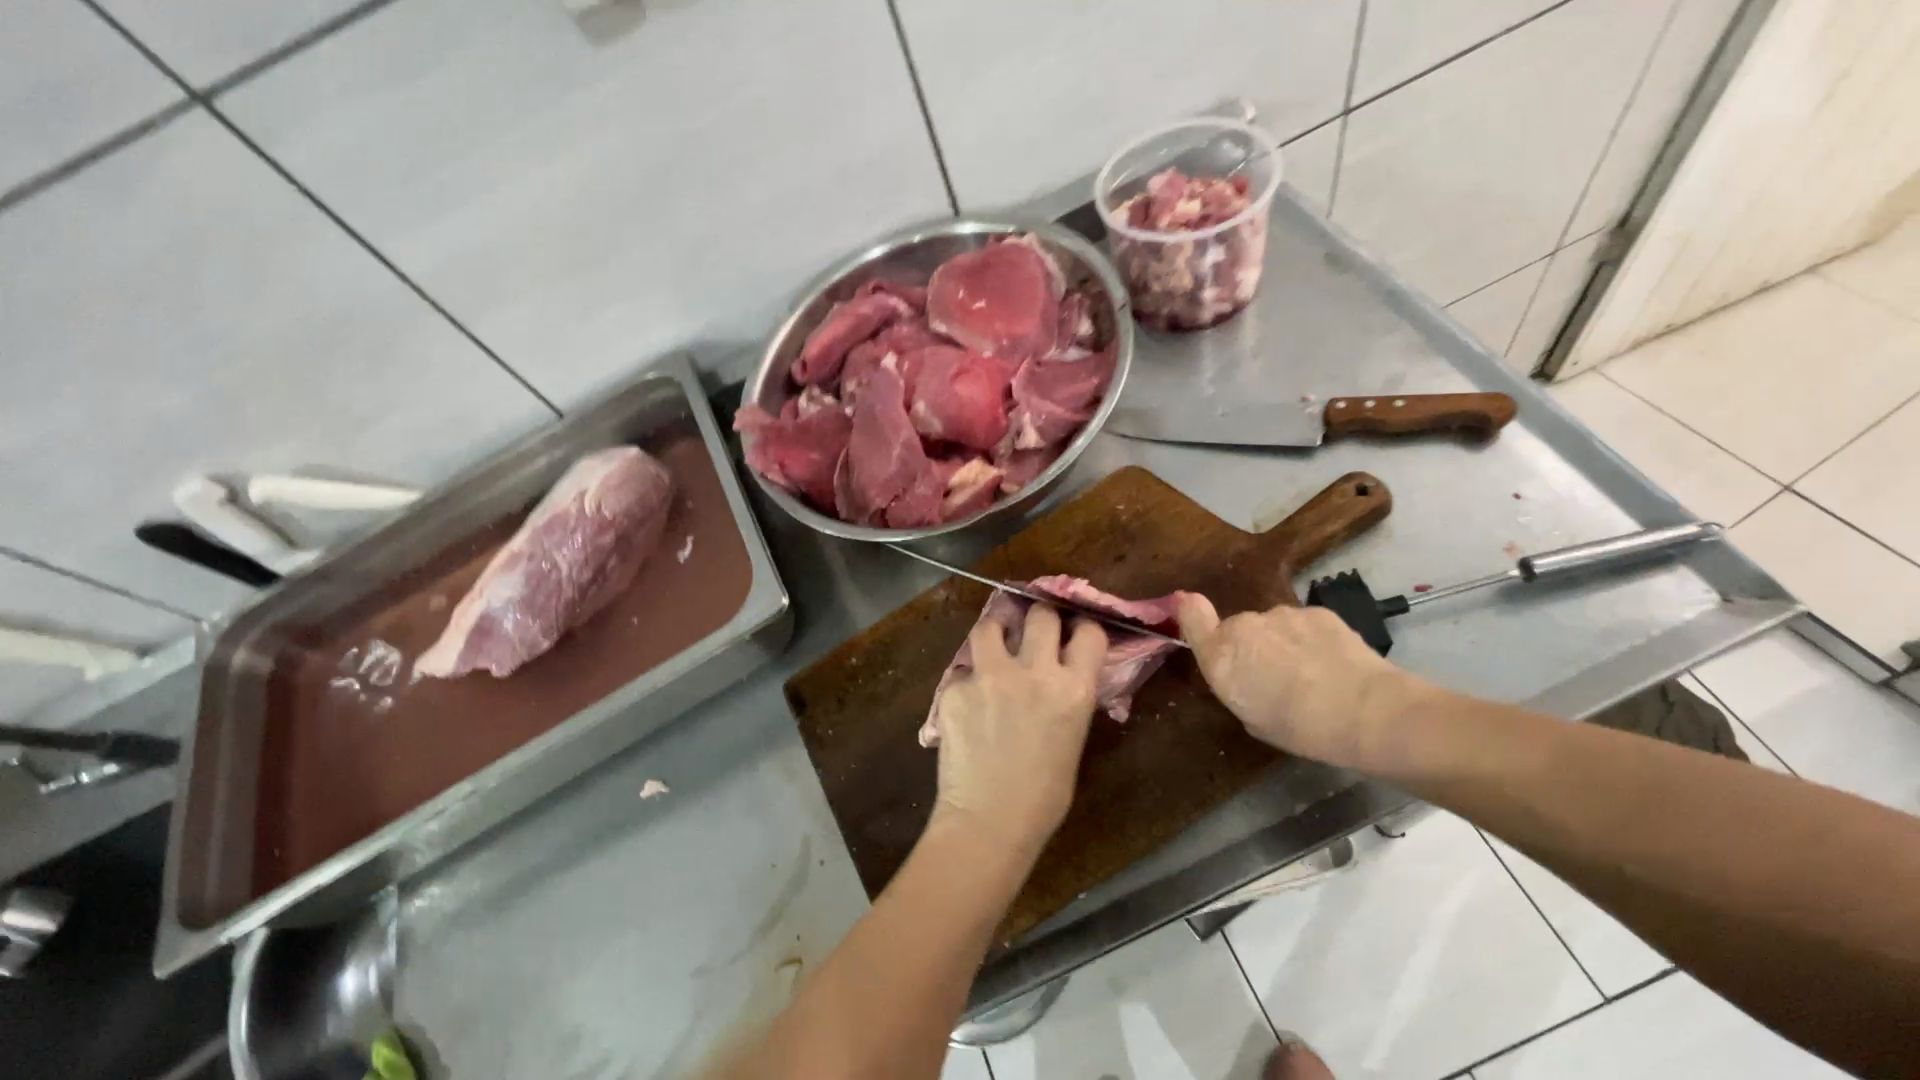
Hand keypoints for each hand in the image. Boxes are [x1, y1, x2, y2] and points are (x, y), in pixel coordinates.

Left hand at [931, 605, 1106, 857]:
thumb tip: (1058, 680)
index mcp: (1074, 689)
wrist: (988, 821)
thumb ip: (1066, 699)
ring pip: (990, 625)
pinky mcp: (955, 688)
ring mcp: (990, 676)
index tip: (1073, 631)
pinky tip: (968, 706)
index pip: (1088, 632)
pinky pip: (963, 670)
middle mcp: (1034, 671)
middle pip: (1041, 614)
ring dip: (995, 632)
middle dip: (1038, 617)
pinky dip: (968, 681)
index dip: (1081, 628)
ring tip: (993, 645)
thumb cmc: (1042, 797)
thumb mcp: (1072, 739)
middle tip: (1032, 629)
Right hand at [1176, 594, 1421, 769]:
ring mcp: (1282, 615)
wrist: (1366, 711)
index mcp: (1220, 658)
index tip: (1201, 624)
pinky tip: (1332, 665)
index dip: (1192, 614)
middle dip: (1250, 647)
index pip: (1190, 613)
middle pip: (1237, 628)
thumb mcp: (1253, 718)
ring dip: (1282, 643)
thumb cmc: (1301, 729)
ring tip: (1311, 675)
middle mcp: (1244, 627)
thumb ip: (1239, 685)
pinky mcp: (1317, 611)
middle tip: (1274, 677)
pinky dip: (1311, 640)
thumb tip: (1249, 672)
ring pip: (1272, 626)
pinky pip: (1303, 625)